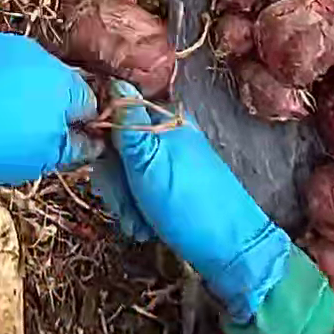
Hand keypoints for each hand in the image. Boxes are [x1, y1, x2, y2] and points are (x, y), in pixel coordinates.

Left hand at [0, 32, 101, 188]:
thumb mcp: (41, 158)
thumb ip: (74, 146)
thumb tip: (94, 142)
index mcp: (64, 85)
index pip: (87, 101)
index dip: (76, 121)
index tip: (61, 135)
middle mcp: (44, 57)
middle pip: (59, 80)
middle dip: (49, 100)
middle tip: (27, 126)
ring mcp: (13, 45)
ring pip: (31, 67)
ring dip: (25, 84)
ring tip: (1, 110)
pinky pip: (1, 58)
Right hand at [92, 82, 291, 321]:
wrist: (231, 251)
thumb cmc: (187, 204)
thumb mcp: (148, 160)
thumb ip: (127, 122)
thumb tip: (114, 81)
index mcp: (164, 118)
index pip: (116, 114)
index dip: (102, 142)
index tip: (101, 166)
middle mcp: (168, 133)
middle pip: (119, 146)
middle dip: (114, 180)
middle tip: (124, 204)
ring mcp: (171, 159)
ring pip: (127, 172)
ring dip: (125, 200)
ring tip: (137, 222)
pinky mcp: (174, 183)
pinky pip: (142, 189)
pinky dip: (138, 209)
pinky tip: (145, 226)